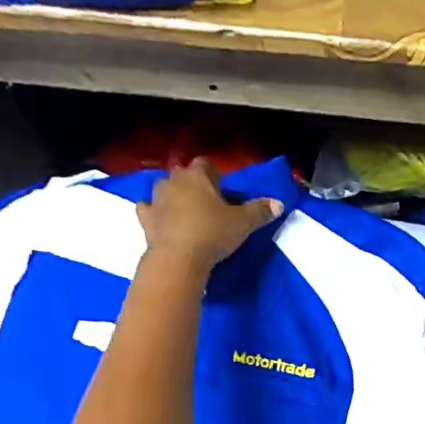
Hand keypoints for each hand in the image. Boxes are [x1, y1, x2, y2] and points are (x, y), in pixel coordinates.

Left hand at [137, 159, 282, 269]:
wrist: (179, 259)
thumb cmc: (212, 233)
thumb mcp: (242, 223)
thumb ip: (260, 211)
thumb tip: (279, 203)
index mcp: (197, 175)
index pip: (206, 164)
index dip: (214, 176)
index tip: (222, 191)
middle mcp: (173, 181)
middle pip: (183, 175)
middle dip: (192, 185)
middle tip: (205, 205)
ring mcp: (156, 199)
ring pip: (163, 189)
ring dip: (172, 197)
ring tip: (184, 214)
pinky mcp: (145, 220)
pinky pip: (147, 209)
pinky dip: (153, 213)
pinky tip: (159, 221)